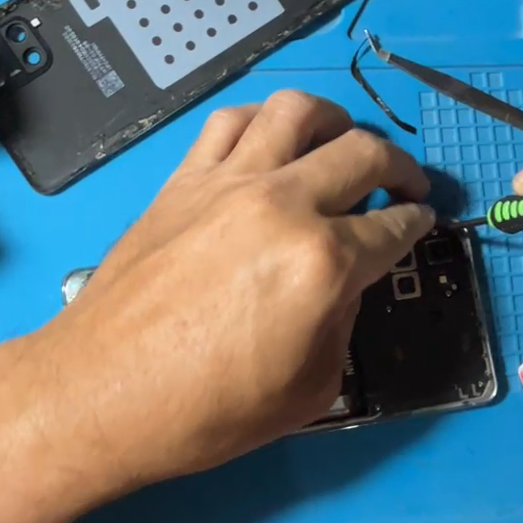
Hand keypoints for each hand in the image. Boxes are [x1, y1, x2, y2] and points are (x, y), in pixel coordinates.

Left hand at [0, 90, 434, 498]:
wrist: (102, 392)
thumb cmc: (206, 411)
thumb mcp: (309, 389)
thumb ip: (342, 320)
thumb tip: (343, 279)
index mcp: (322, 262)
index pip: (393, 226)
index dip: (417, 223)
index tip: (420, 220)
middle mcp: (282, 204)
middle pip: (361, 152)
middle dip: (400, 164)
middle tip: (405, 183)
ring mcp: (228, 183)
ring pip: (296, 111)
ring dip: (335, 119)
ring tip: (342, 140)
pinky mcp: (183, 180)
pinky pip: (230, 122)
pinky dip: (263, 120)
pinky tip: (271, 139)